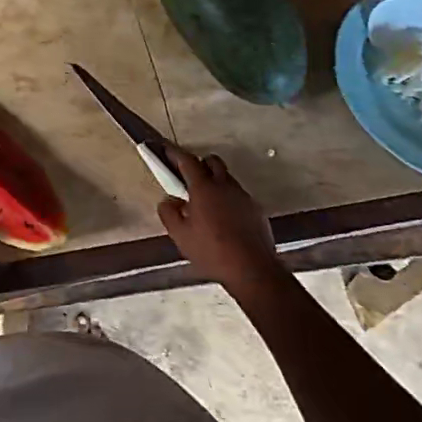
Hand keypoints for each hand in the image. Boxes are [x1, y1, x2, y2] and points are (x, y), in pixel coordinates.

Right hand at [157, 148, 281, 290]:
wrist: (253, 271)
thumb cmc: (213, 252)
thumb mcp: (180, 235)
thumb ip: (168, 213)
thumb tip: (168, 201)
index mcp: (204, 188)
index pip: (187, 161)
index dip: (174, 153)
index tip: (166, 150)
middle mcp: (225, 186)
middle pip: (211, 161)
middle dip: (198, 164)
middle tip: (186, 178)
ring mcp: (243, 197)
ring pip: (226, 178)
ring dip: (213, 181)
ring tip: (203, 202)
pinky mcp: (255, 210)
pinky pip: (237, 195)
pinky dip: (227, 198)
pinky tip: (221, 218)